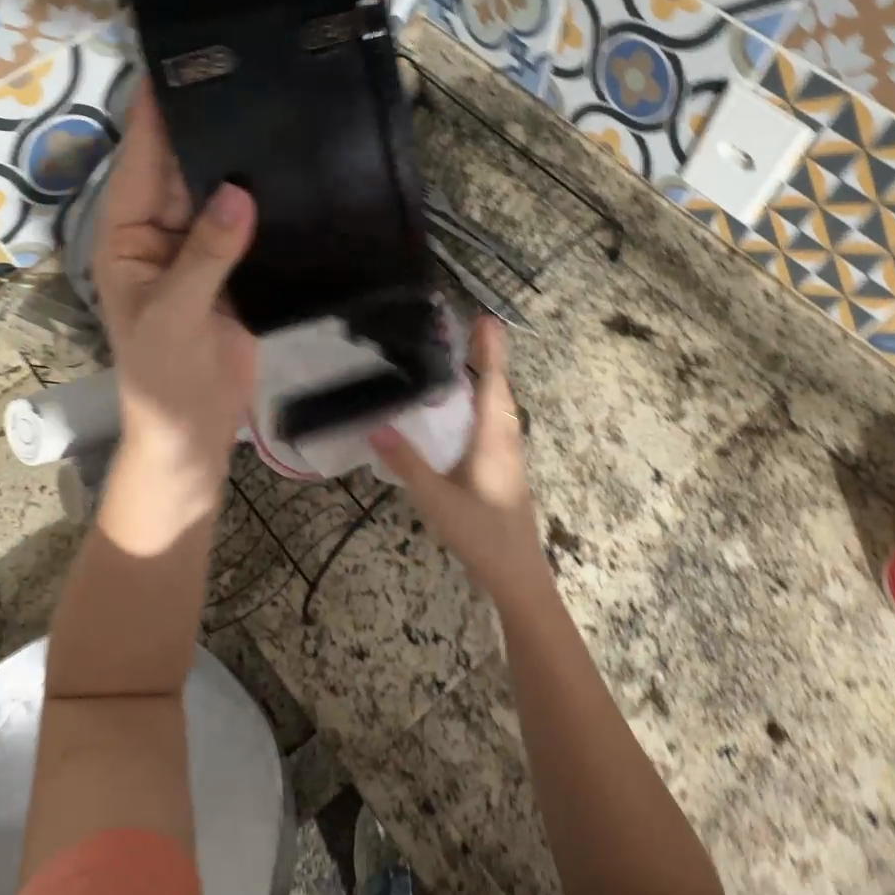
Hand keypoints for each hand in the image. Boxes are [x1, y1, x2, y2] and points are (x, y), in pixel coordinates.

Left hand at [93, 88, 257, 503]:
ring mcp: (202, 246)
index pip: (142, 157)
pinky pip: (251, 222)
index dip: (158, 109)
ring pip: (223, 190)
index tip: (183, 56)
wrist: (194, 428)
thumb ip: (204, 256)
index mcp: (128, 232)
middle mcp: (162, 228)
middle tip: (253, 69)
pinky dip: (270, 200)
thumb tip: (239, 194)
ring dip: (246, 160)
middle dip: (212, 125)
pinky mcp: (237, 265)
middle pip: (186, 165)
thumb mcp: (173, 315)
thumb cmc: (162, 375)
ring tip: (284, 106)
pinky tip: (300, 169)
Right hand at [369, 317, 550, 603]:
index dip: (491, 350)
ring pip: (502, 411)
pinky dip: (485, 408)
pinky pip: (497, 427)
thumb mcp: (436, 498)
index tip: (486, 319)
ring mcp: (510, 458)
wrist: (517, 575)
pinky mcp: (506, 473)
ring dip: (488, 383)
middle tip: (472, 331)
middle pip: (501, 391)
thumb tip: (377, 426)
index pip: (494, 383)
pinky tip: (466, 419)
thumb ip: (407, 462)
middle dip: (489, 359)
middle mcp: (507, 441)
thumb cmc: (480, 533)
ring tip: (466, 365)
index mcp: (494, 438)